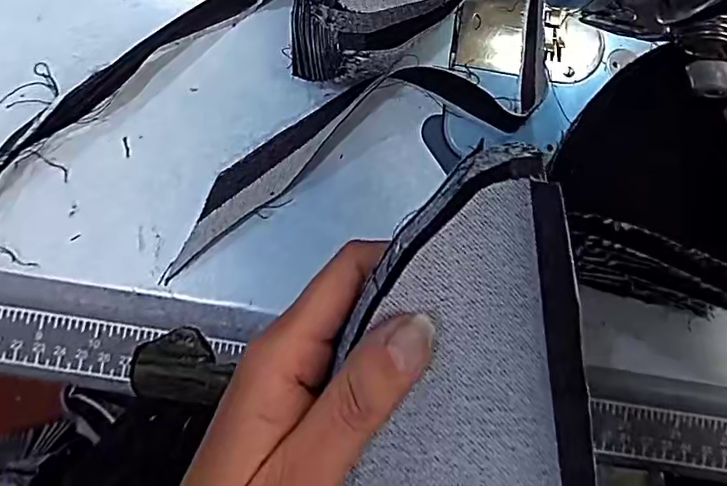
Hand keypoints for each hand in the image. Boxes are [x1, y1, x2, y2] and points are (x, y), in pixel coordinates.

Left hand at [183, 241, 435, 485]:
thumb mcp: (302, 468)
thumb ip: (358, 397)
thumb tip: (414, 327)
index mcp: (278, 352)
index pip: (350, 265)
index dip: (399, 261)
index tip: (443, 279)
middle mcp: (284, 356)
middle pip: (358, 292)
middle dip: (405, 303)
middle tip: (448, 329)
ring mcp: (292, 381)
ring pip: (359, 330)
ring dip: (399, 340)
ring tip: (434, 361)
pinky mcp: (302, 408)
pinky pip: (354, 366)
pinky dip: (387, 371)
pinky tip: (407, 392)